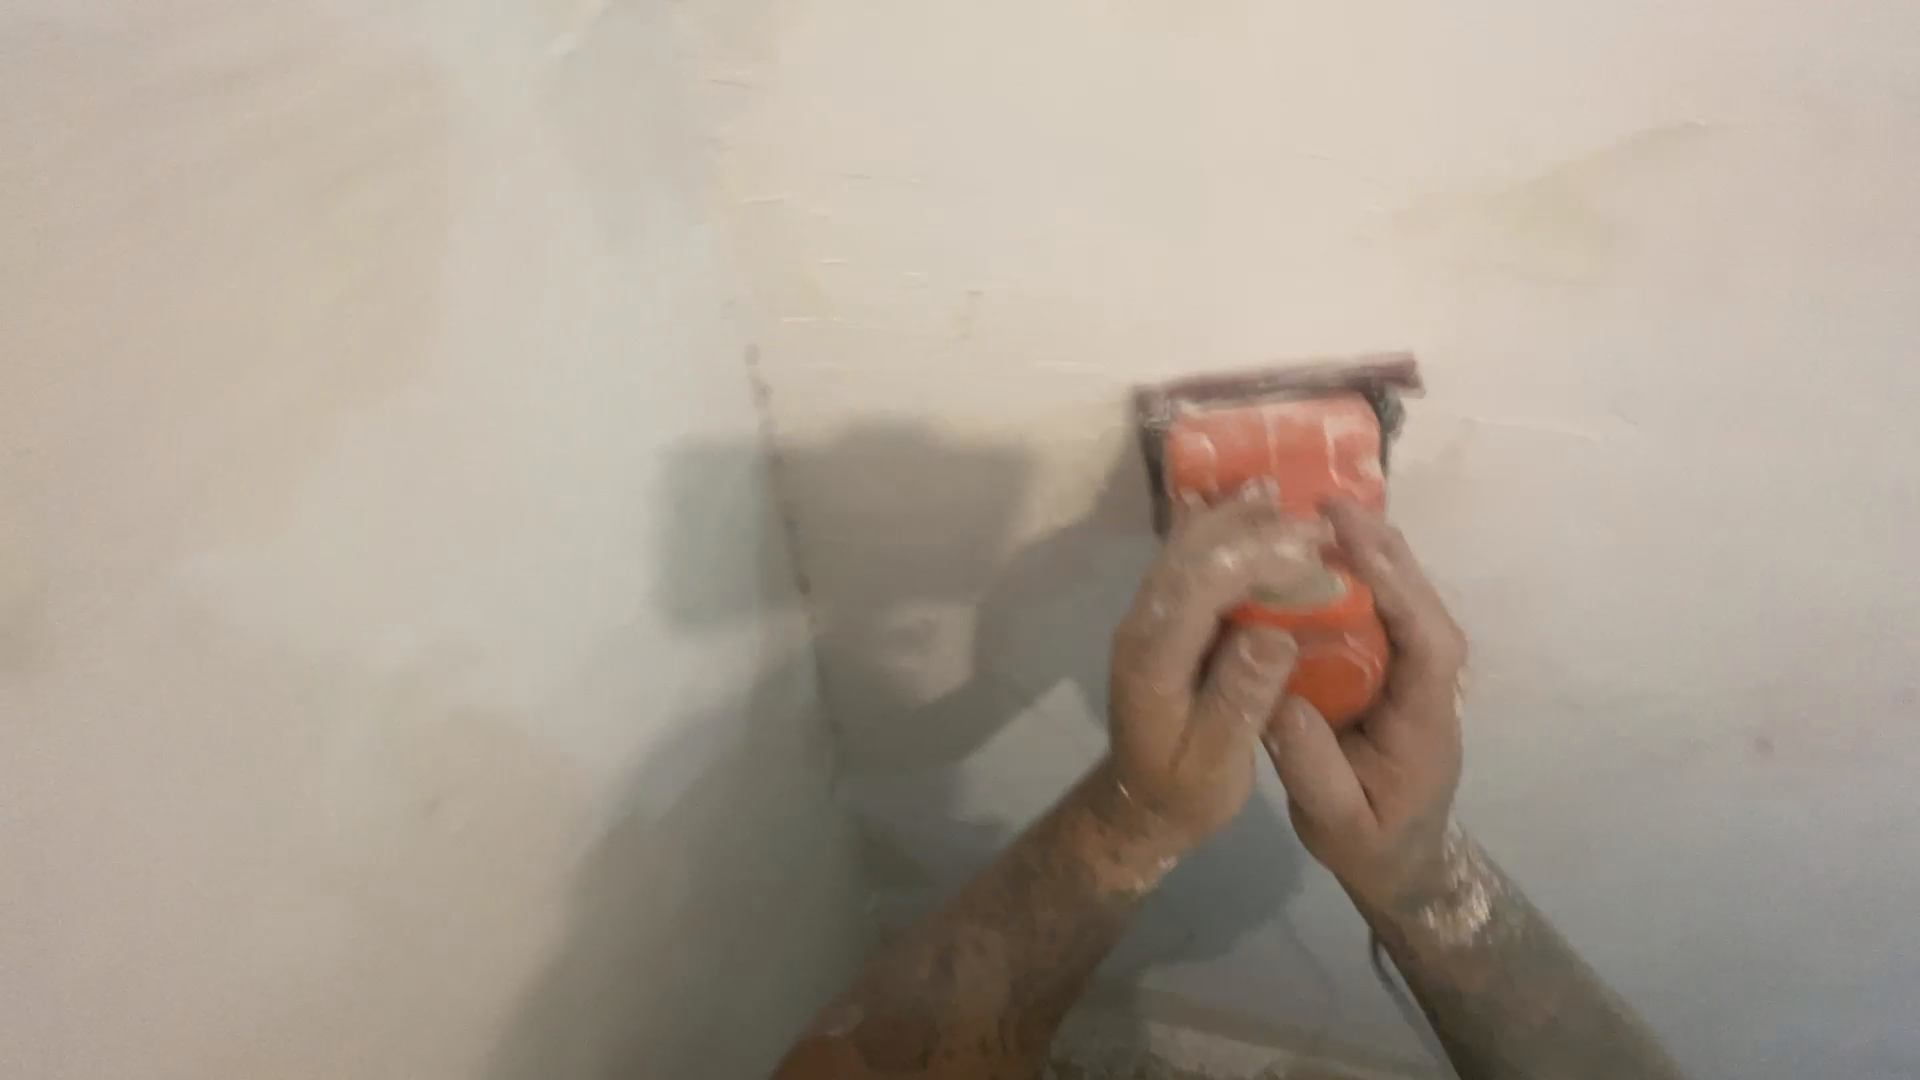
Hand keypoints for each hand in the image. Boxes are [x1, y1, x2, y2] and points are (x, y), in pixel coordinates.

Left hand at [1106, 489, 1328, 848]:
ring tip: (1268, 489)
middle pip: (1184, 559)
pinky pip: (1182, 567)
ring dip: (1222, 521)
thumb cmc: (1183, 787)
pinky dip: (1213, 538)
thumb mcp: (1217, 761)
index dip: (1251, 560)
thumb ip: (1240, 698)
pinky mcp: (1157, 621)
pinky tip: (1238, 517)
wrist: (1138, 798)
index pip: (1196, 589)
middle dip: (1241, 527)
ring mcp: (1144, 620)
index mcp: (1152, 660)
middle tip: (1300, 508)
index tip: (1308, 548)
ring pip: (1178, 555)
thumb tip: (1275, 637)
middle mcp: (1140, 627)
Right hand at [1261, 499, 1468, 908]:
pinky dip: (1360, 576)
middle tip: (1334, 507)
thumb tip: (1276, 696)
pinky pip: (1380, 615)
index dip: (1398, 590)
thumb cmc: (1370, 842)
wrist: (1396, 861)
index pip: (1429, 644)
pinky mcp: (1386, 673)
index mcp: (1425, 721)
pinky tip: (1322, 555)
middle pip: (1423, 607)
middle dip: (1385, 553)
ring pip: (1406, 604)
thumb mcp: (1336, 819)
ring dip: (1374, 554)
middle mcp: (1428, 688)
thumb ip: (1310, 765)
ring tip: (1328, 515)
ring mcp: (1410, 678)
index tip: (1353, 546)